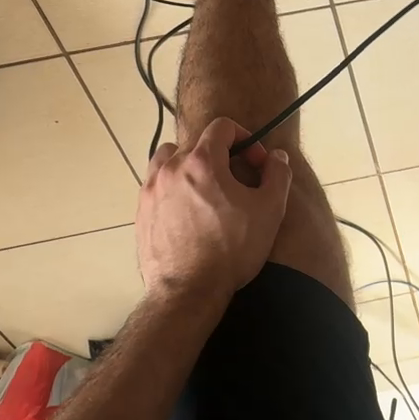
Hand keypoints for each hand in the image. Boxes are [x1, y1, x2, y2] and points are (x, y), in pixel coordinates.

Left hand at [136, 117, 291, 298]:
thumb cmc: (231, 249)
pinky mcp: (141, 212)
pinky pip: (157, 184)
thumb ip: (277, 174)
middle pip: (197, 143)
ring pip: (170, 159)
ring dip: (190, 166)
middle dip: (222, 155)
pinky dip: (174, 187)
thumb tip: (276, 156)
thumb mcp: (270, 209)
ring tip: (207, 190)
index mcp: (202, 161)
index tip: (256, 163)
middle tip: (237, 182)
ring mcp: (151, 190)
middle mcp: (171, 168)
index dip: (245, 138)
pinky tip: (189, 212)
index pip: (222, 126)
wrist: (188, 293)